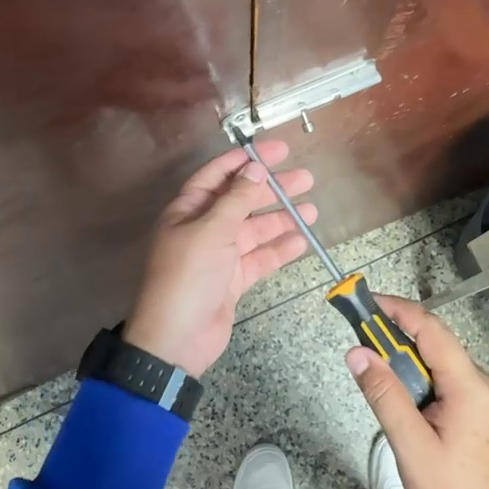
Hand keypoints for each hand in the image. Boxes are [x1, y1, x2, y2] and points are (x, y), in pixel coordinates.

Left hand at [122, 140, 316, 377]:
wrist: (176, 338)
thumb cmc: (187, 277)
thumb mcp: (212, 230)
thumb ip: (237, 199)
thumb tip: (256, 169)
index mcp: (187, 210)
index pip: (218, 175)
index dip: (245, 160)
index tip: (276, 150)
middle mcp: (202, 229)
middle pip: (241, 201)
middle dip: (272, 190)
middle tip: (305, 179)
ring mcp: (218, 256)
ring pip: (254, 230)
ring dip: (281, 219)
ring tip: (312, 209)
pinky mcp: (231, 281)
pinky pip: (259, 259)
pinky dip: (279, 250)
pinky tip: (301, 240)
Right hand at [345, 294, 488, 488]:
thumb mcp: (411, 446)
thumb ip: (384, 395)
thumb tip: (356, 351)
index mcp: (472, 388)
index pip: (432, 331)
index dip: (398, 311)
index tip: (366, 302)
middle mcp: (488, 386)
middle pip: (440, 348)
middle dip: (399, 340)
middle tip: (362, 344)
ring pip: (447, 369)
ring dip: (413, 366)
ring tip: (380, 378)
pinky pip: (456, 388)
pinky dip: (429, 385)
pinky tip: (409, 404)